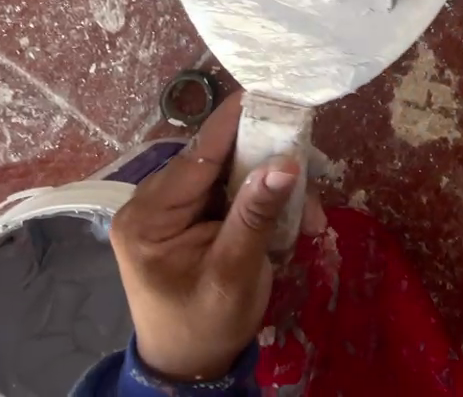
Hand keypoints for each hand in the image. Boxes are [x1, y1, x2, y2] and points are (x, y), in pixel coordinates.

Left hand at [108, 92, 320, 381]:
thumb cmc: (204, 325)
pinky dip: (267, 201)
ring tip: (308, 216)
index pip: (199, 153)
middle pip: (221, 158)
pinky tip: (294, 222)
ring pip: (235, 171)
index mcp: (150, 214)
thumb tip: (286, 161)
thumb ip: (256, 215)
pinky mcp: (196, 214)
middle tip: (312, 171)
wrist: (191, 369)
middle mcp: (157, 200)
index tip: (273, 93)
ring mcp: (177, 206)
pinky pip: (237, 189)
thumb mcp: (233, 274)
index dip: (238, 122)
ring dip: (275, 187)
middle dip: (269, 164)